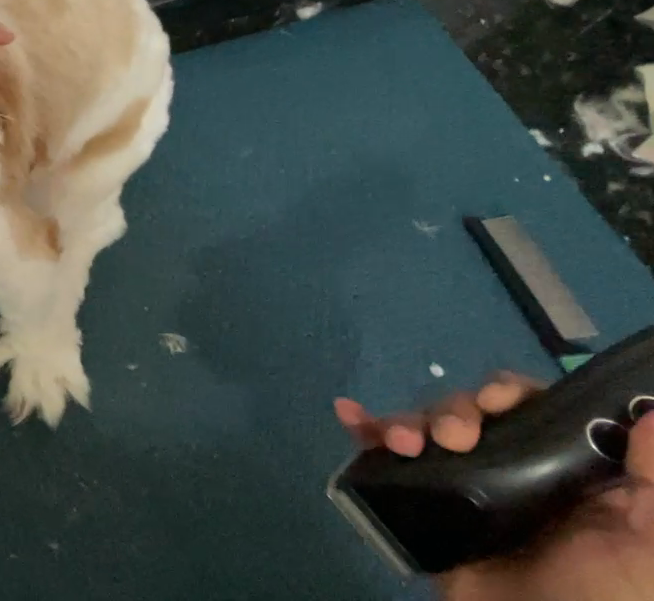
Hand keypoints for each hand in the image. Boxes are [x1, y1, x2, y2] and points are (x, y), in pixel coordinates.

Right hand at [335, 378, 653, 599]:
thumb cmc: (604, 598)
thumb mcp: (650, 550)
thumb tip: (651, 412)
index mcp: (572, 476)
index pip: (537, 411)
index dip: (510, 394)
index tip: (496, 403)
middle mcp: (517, 470)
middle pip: (473, 412)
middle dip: (451, 410)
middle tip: (448, 437)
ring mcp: (465, 485)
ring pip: (426, 428)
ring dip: (405, 421)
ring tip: (399, 444)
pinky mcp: (423, 502)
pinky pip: (384, 456)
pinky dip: (364, 428)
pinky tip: (350, 414)